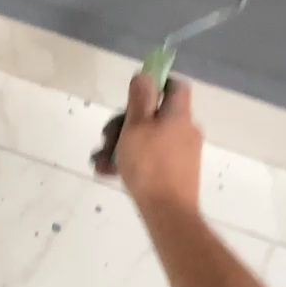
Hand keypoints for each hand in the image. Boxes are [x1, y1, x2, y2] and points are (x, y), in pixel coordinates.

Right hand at [93, 72, 202, 216]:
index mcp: (179, 114)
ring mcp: (182, 153)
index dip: (156, 84)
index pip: (176, 86)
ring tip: (100, 160)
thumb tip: (146, 73)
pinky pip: (152, 157)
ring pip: (148, 138)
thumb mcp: (136, 126)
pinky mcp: (177, 172)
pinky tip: (109, 171)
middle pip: (154, 114)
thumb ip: (140, 98)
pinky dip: (132, 160)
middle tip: (105, 136)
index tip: (133, 95)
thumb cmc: (149, 164)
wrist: (168, 213)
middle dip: (125, 122)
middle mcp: (185, 130)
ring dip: (122, 144)